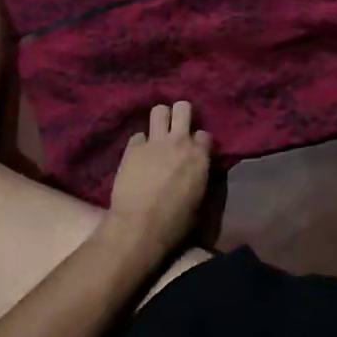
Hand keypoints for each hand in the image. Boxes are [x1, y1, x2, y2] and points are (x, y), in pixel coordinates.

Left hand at [105, 101, 212, 257]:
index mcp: (199, 156)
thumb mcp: (198, 202)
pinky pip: (138, 136)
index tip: (194, 152)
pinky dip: (139, 144)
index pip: (205, 134)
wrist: (138, 227)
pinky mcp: (132, 148)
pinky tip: (138, 156)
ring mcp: (154, 142)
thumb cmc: (174, 223)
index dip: (199, 142)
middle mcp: (179, 141)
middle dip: (181, 115)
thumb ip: (198, 178)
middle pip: (183, 108)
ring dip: (160, 120)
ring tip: (158, 133)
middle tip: (177, 129)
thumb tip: (195, 174)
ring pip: (159, 111)